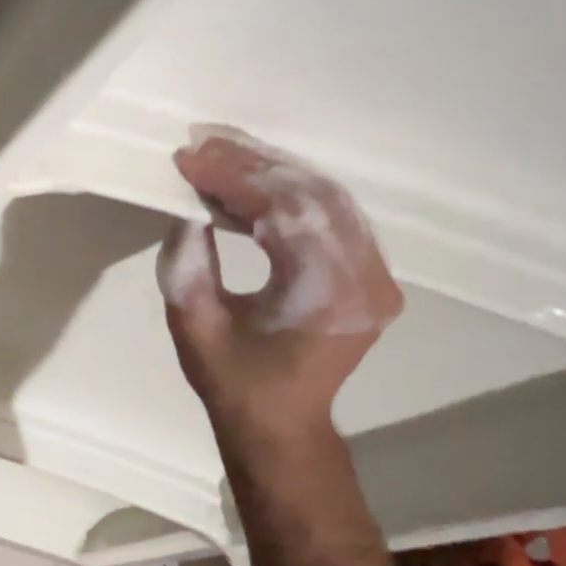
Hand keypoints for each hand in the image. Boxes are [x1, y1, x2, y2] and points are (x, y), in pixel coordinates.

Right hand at [157, 129, 402, 443]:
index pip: (284, 213)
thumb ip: (190, 262)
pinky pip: (334, 217)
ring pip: (330, 200)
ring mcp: (377, 274)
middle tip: (204, 142)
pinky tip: (254, 180)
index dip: (234, 179)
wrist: (280, 424)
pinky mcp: (369, 273)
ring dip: (274, 171)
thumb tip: (189, 208)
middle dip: (255, 164)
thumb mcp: (193, 324)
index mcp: (325, 295)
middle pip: (315, 197)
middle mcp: (366, 277)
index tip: (188, 159)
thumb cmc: (232, 382)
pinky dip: (291, 192)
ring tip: (223, 152)